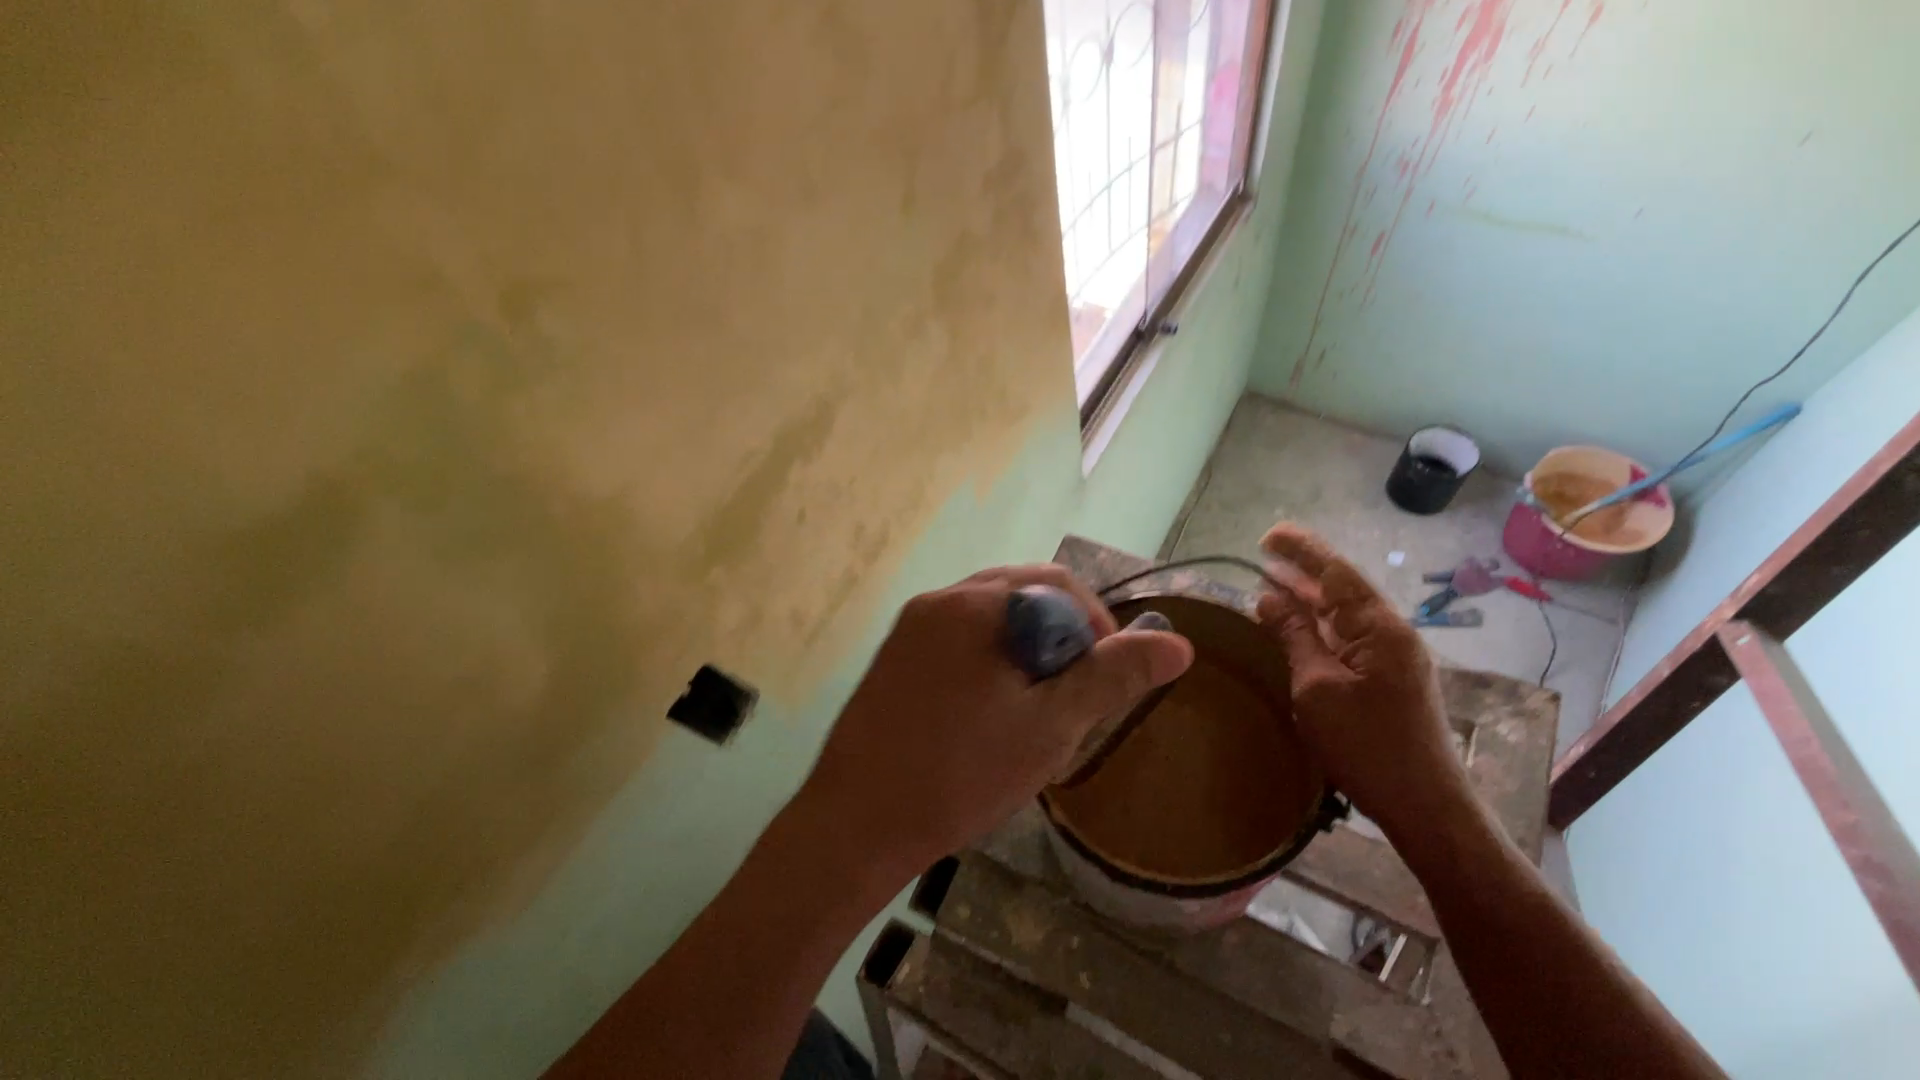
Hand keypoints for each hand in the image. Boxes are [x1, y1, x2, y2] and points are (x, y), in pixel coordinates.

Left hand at [794, 564, 1191, 883]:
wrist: (854, 825)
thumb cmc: (960, 775)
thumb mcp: (1050, 728)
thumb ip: (1112, 678)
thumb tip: (1179, 644)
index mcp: (974, 605)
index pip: (1058, 586)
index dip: (1097, 629)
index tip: (1106, 684)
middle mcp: (937, 602)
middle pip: (1022, 598)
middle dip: (1059, 643)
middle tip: (1071, 703)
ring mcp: (908, 630)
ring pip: (989, 624)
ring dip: (1024, 657)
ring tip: (1033, 717)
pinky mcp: (892, 662)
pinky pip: (957, 645)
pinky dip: (988, 667)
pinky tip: (988, 721)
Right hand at [1253, 525, 1472, 839]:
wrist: (1425, 804)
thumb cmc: (1366, 746)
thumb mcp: (1317, 689)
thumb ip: (1295, 638)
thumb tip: (1269, 598)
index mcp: (1380, 628)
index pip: (1336, 573)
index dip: (1302, 551)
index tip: (1268, 536)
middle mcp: (1393, 634)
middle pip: (1344, 589)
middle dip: (1304, 571)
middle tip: (1263, 554)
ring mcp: (1396, 658)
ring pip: (1348, 614)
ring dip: (1311, 599)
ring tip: (1273, 583)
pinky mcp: (1392, 681)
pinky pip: (1352, 639)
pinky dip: (1322, 626)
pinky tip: (1300, 628)